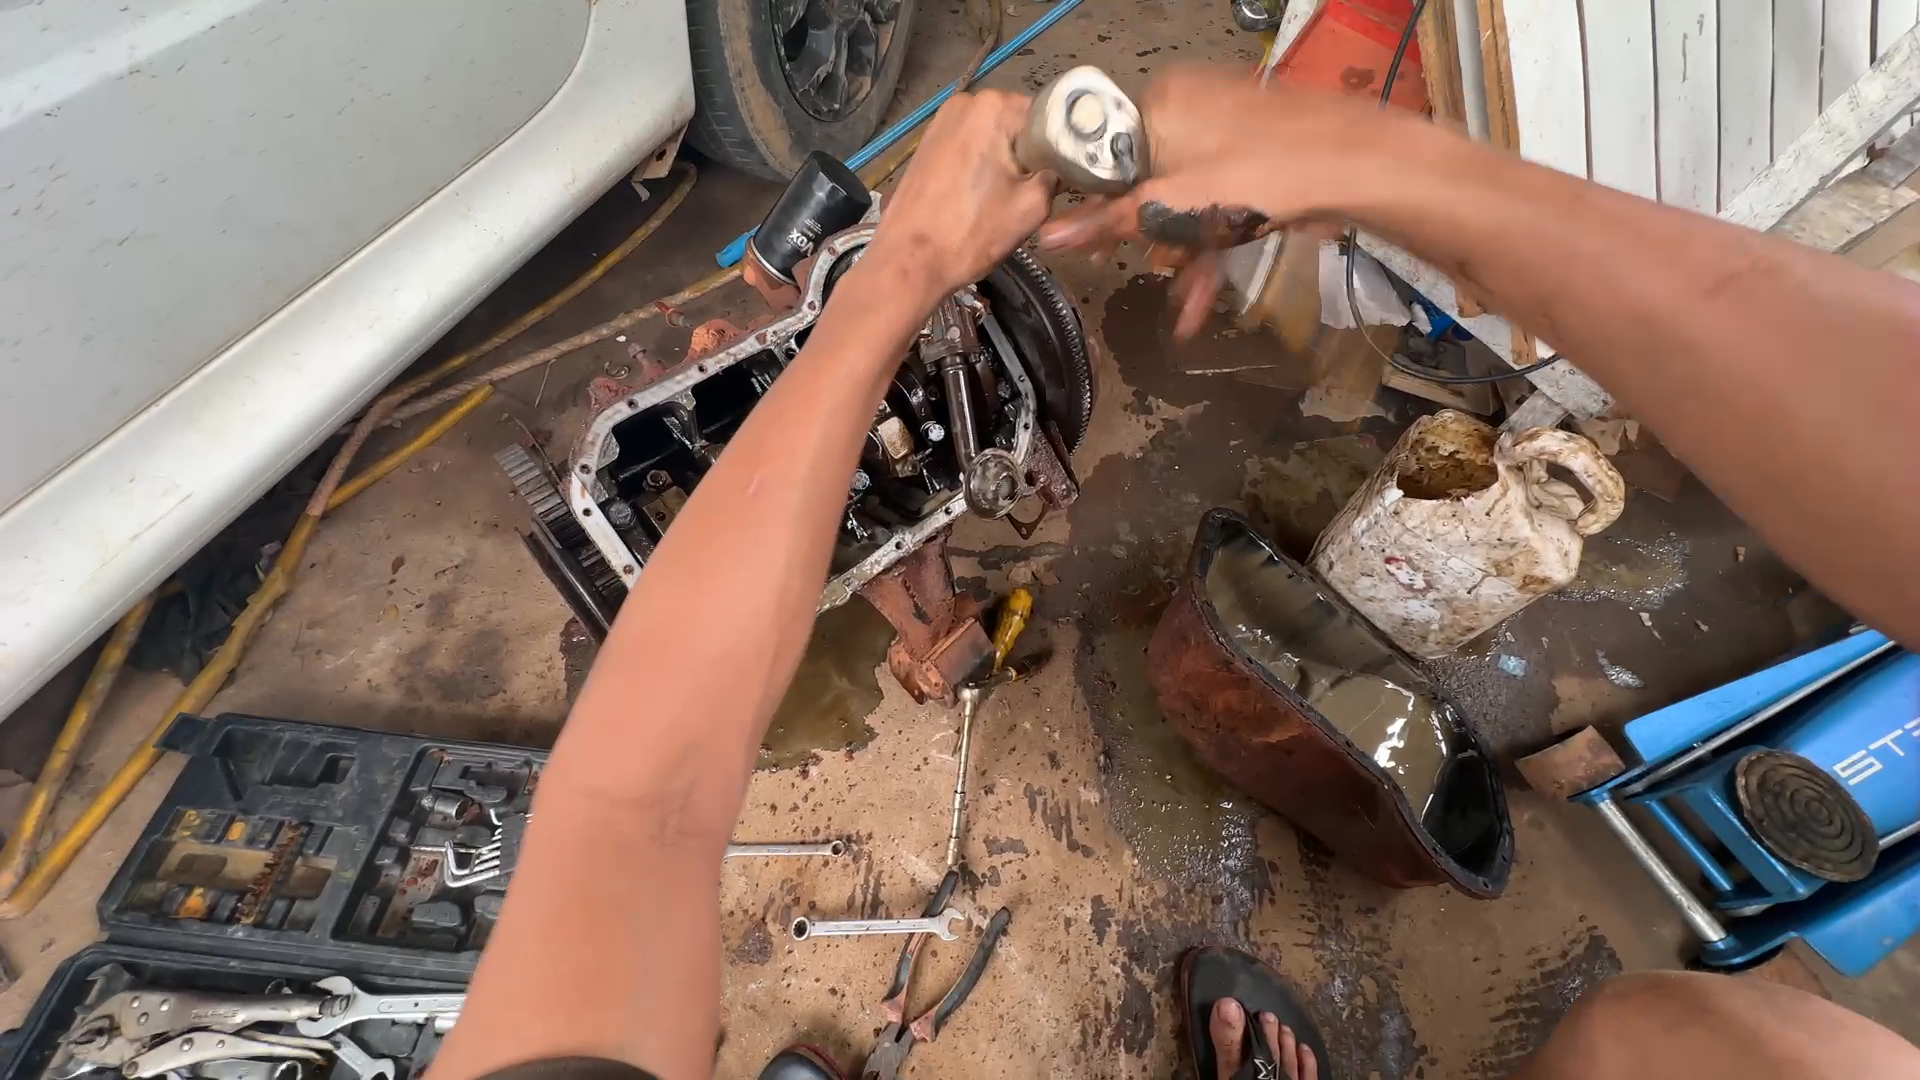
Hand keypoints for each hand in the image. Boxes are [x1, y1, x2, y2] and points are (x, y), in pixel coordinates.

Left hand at [866, 89, 1057, 300]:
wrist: (909, 261)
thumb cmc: (969, 235)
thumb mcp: (1031, 208)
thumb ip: (1055, 178)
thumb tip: (1058, 169)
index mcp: (994, 106)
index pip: (1047, 117)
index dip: (1057, 150)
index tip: (1058, 180)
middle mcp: (965, 102)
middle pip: (1017, 127)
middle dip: (1027, 159)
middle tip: (1025, 199)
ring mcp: (940, 123)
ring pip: (992, 141)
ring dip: (1002, 168)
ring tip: (997, 205)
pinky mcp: (926, 146)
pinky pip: (968, 151)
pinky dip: (978, 172)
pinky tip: (975, 202)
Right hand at [1036, 67, 1405, 336]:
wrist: (1354, 168)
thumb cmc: (1254, 178)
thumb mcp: (1167, 208)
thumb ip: (1104, 223)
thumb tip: (1045, 236)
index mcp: (1157, 104)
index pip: (1101, 155)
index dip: (1091, 207)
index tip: (1089, 248)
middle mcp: (1186, 111)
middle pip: (1143, 184)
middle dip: (1144, 240)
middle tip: (1133, 271)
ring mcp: (1222, 135)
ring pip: (1181, 202)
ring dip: (1178, 257)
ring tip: (1181, 305)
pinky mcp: (1249, 159)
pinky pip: (1212, 205)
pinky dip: (1205, 250)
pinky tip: (1198, 303)